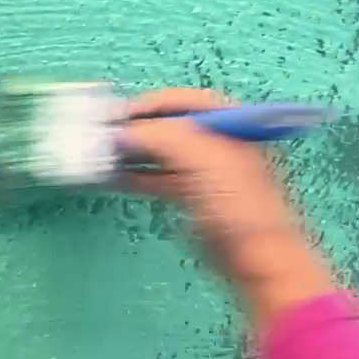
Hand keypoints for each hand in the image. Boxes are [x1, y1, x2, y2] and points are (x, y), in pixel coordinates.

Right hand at [115, 88, 336, 328]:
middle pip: (171, 125)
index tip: (118, 115)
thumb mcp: (202, 158)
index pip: (185, 101)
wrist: (254, 257)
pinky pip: (158, 178)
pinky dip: (135, 175)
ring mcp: (205, 173)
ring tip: (103, 156)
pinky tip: (114, 177)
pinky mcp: (193, 199)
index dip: (150, 104)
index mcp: (229, 126)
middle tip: (106, 135)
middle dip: (137, 128)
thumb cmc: (238, 206)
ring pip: (161, 153)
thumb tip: (124, 132)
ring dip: (132, 152)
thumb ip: (162, 136)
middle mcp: (218, 144)